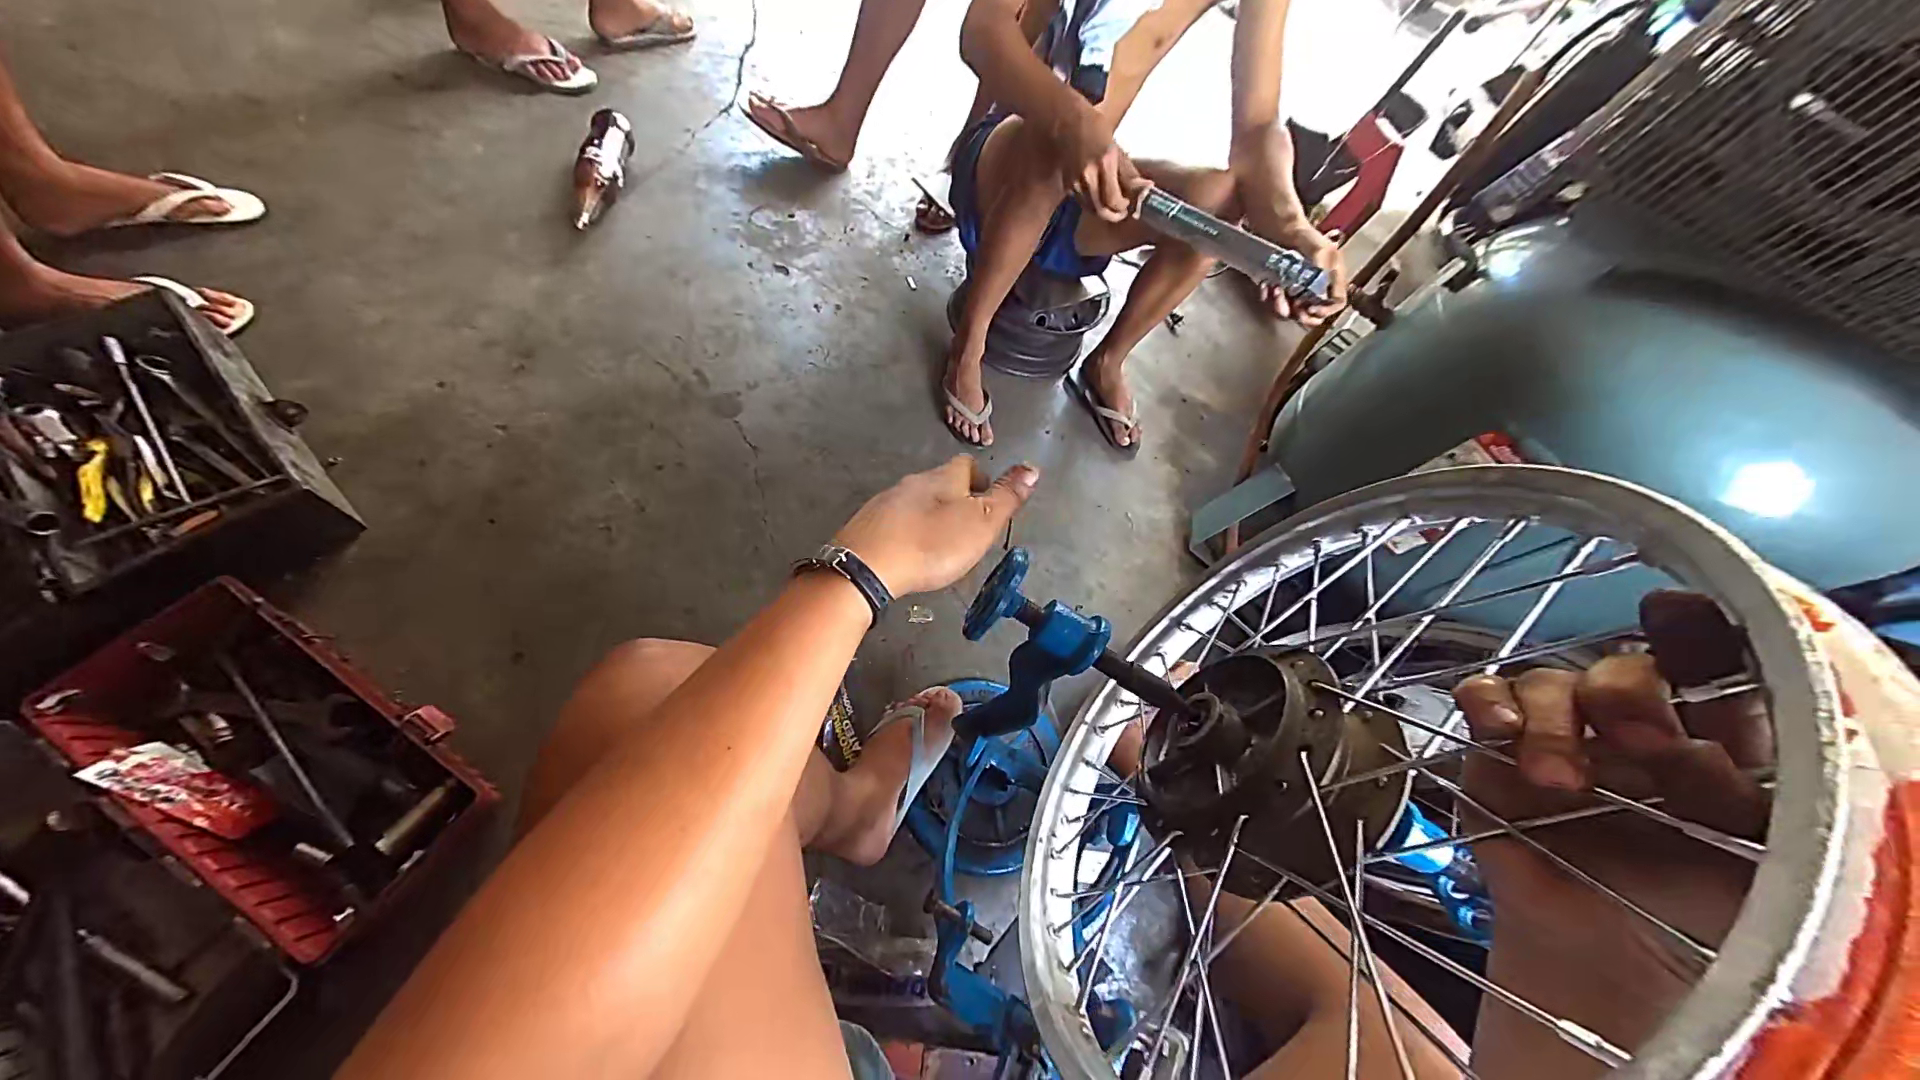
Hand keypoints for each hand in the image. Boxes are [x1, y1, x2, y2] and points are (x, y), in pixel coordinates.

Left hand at [832, 455, 1038, 597]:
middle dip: (956, 500)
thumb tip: (1031, 469)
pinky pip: (895, 522)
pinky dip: (908, 531)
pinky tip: (911, 551)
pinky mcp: (867, 525)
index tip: (988, 501)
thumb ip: (1007, 497)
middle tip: (968, 527)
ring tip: (941, 543)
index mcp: (944, 478)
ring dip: (931, 516)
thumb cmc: (932, 544)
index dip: (982, 480)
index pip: (968, 465)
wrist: (867, 566)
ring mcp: (886, 503)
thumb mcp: (982, 522)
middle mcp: (913, 482)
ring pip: (916, 502)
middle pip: (940, 483)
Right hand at [1053, 106, 1148, 222]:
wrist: (1066, 124)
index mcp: (1105, 162)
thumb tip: (1145, 188)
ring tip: (1111, 205)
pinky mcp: (1068, 187)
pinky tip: (1098, 196)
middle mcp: (1089, 176)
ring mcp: (1076, 183)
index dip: (1122, 207)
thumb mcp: (1115, 147)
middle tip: (1122, 212)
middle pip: (1101, 210)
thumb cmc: (1093, 129)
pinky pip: (1083, 203)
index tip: (1128, 205)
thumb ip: (1129, 172)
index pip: (1114, 199)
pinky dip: (1093, 204)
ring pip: (1092, 209)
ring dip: (1103, 211)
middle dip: (1113, 215)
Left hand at [1254, 216, 1346, 326]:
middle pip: (1312, 313)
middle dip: (1301, 314)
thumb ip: (1322, 267)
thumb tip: (1321, 285)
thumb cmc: (1302, 235)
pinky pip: (1274, 302)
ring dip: (1281, 305)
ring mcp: (1297, 288)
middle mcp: (1315, 286)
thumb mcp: (1319, 249)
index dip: (1326, 311)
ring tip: (1277, 291)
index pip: (1336, 302)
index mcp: (1331, 277)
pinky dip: (1269, 298)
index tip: (1311, 309)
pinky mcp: (1280, 288)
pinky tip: (1267, 288)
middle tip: (1293, 307)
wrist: (1279, 228)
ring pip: (1291, 310)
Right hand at [1448, 591, 1768, 1074]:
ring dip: (1553, 715)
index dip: (1697, 633)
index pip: (1710, 669)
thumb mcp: (1793, 862)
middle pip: (1621, 668)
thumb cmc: (1721, 926)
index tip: (1679, 612)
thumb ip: (1792, 794)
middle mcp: (1636, 733)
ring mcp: (1557, 740)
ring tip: (1564, 779)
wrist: (1617, 970)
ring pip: (1545, 681)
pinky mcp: (1492, 756)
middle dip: (1626, 690)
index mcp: (1720, 747)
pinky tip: (1498, 731)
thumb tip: (1774, 719)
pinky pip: (1479, 702)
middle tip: (1642, 741)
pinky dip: (1485, 702)